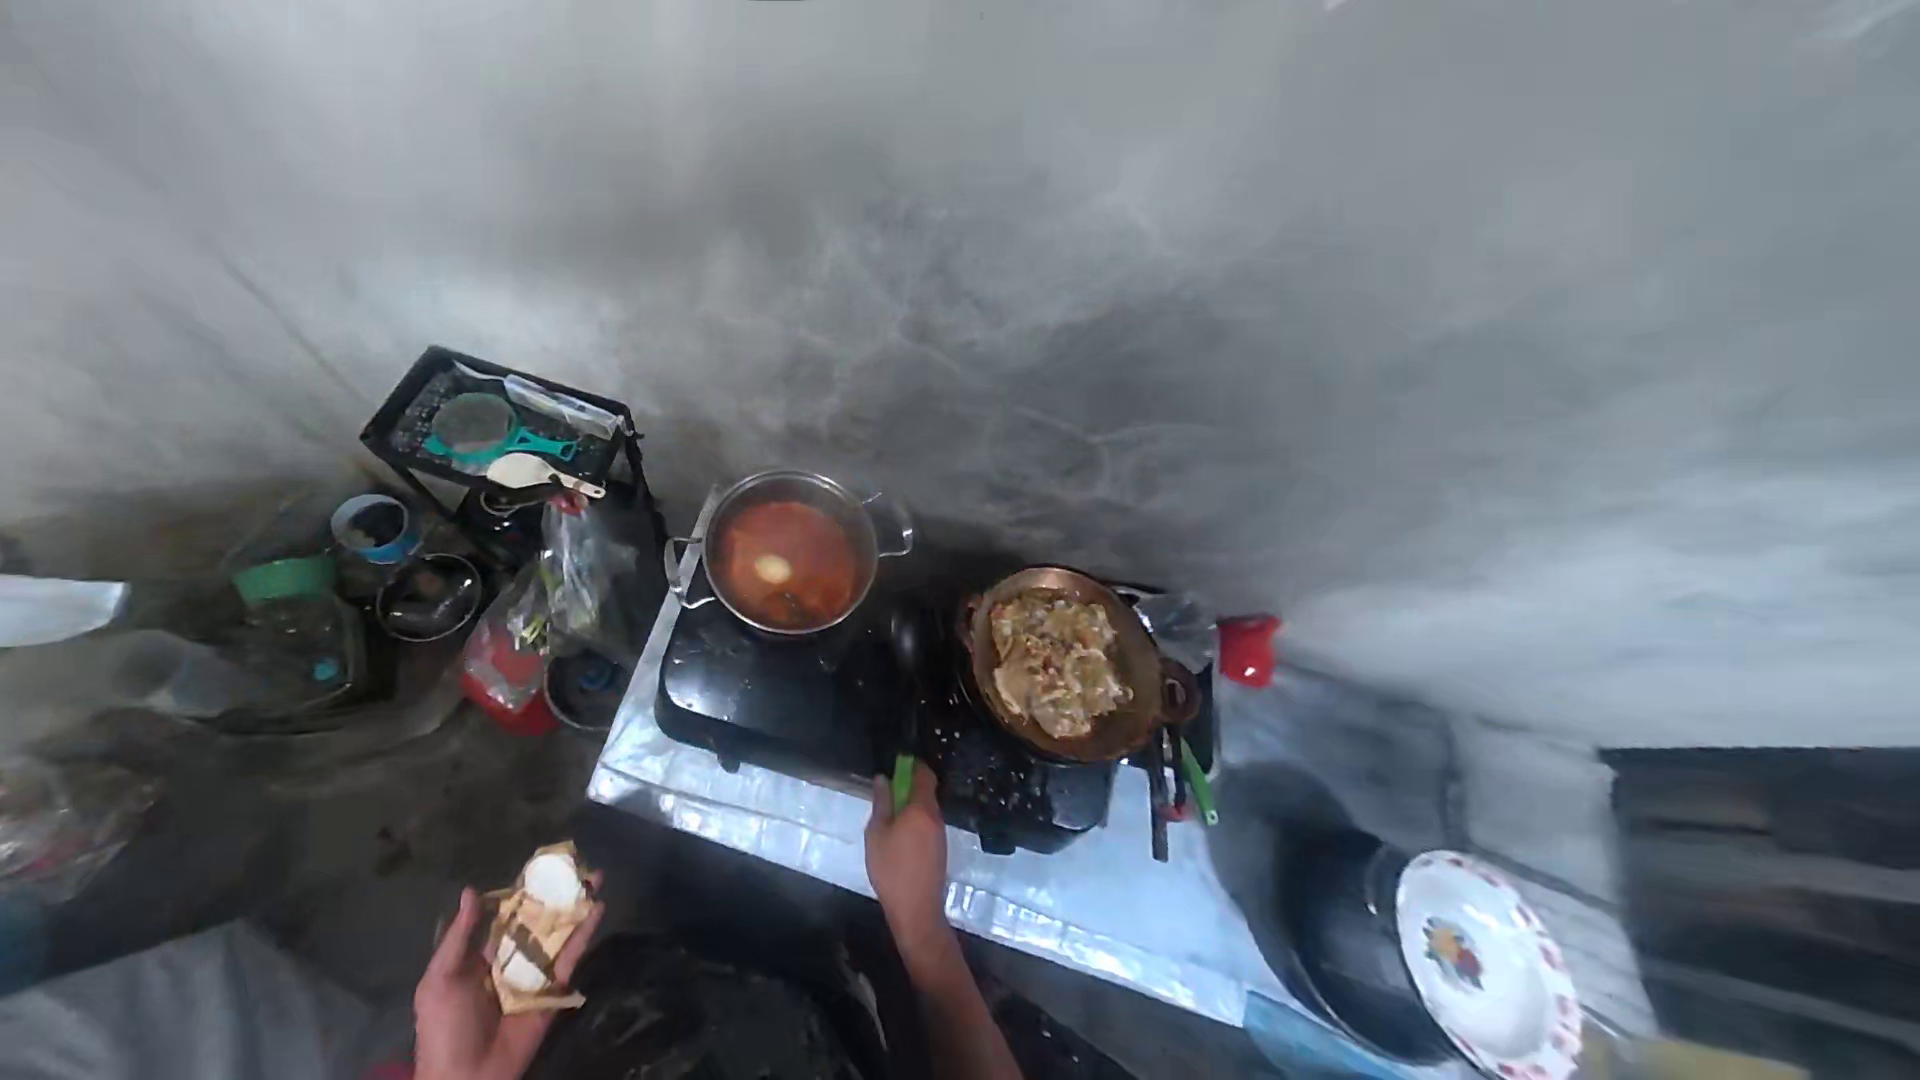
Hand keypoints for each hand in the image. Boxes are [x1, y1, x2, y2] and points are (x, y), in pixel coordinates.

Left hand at [413, 881, 604, 1079]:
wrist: (465, 1079)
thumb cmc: (445, 1029)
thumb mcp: (439, 982)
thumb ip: (459, 938)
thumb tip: (472, 890)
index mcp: (485, 955)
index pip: (509, 915)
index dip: (526, 891)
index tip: (544, 865)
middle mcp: (515, 957)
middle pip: (541, 917)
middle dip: (559, 892)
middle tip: (578, 865)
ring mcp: (538, 971)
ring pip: (562, 930)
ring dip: (578, 903)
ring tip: (596, 877)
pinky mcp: (556, 985)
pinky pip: (572, 954)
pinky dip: (586, 930)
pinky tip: (598, 907)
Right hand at [866, 763, 951, 959]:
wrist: (916, 910)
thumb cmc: (892, 869)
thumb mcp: (877, 834)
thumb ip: (881, 803)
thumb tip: (882, 778)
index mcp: (921, 808)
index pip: (924, 774)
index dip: (913, 765)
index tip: (897, 765)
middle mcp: (936, 816)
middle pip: (927, 791)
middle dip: (909, 787)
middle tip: (887, 794)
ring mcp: (941, 832)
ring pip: (927, 808)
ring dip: (912, 806)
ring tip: (890, 818)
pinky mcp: (940, 847)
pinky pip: (929, 824)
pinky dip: (916, 821)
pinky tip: (900, 837)